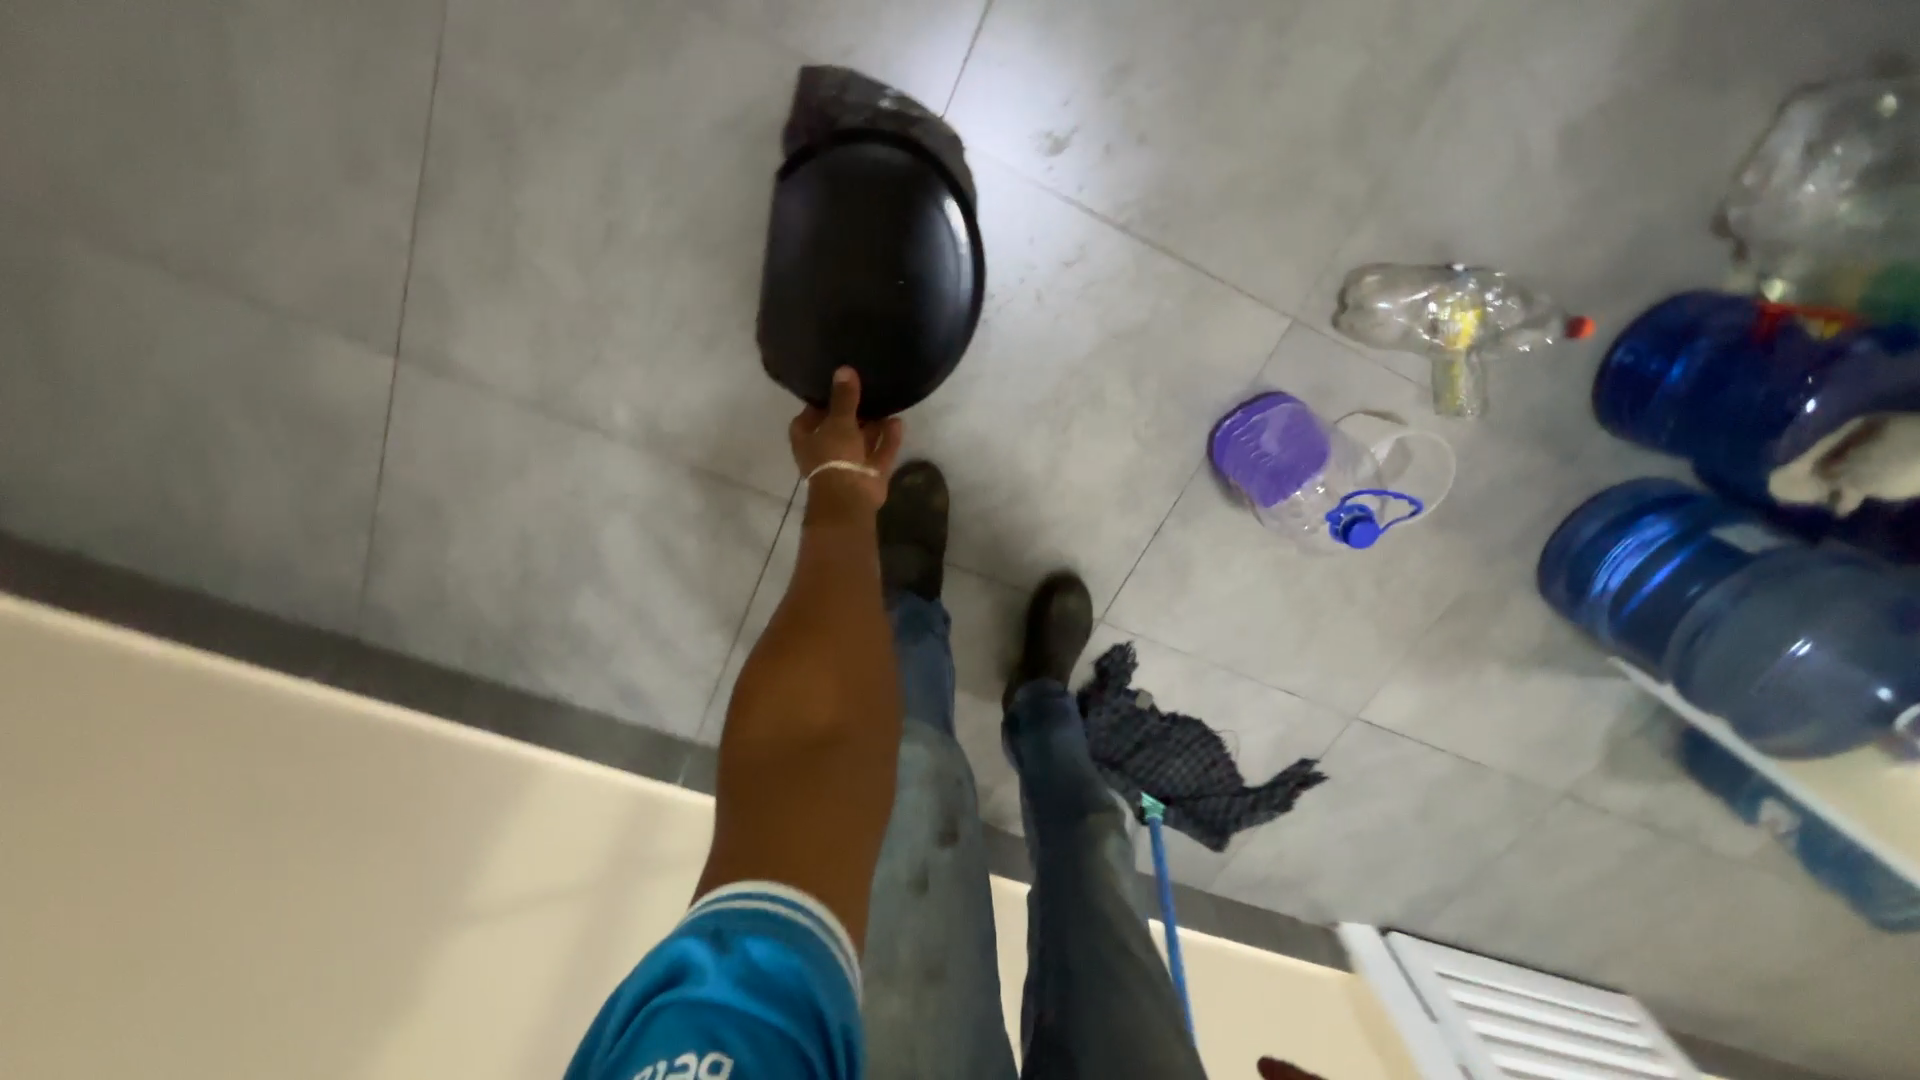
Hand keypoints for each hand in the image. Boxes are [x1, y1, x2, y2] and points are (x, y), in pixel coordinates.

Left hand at [789, 366, 903, 511]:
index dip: (819, 404)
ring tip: (884, 401)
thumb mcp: (838, 421)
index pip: (807, 418)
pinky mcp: (869, 473)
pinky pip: (880, 452)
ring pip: (861, 441)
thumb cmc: (833, 455)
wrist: (849, 497)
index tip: (833, 388)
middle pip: (838, 428)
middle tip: (865, 389)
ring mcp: (848, 464)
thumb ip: (843, 397)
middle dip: (851, 413)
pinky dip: (888, 439)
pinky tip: (898, 421)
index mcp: (807, 440)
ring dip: (872, 425)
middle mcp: (825, 452)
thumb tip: (844, 370)